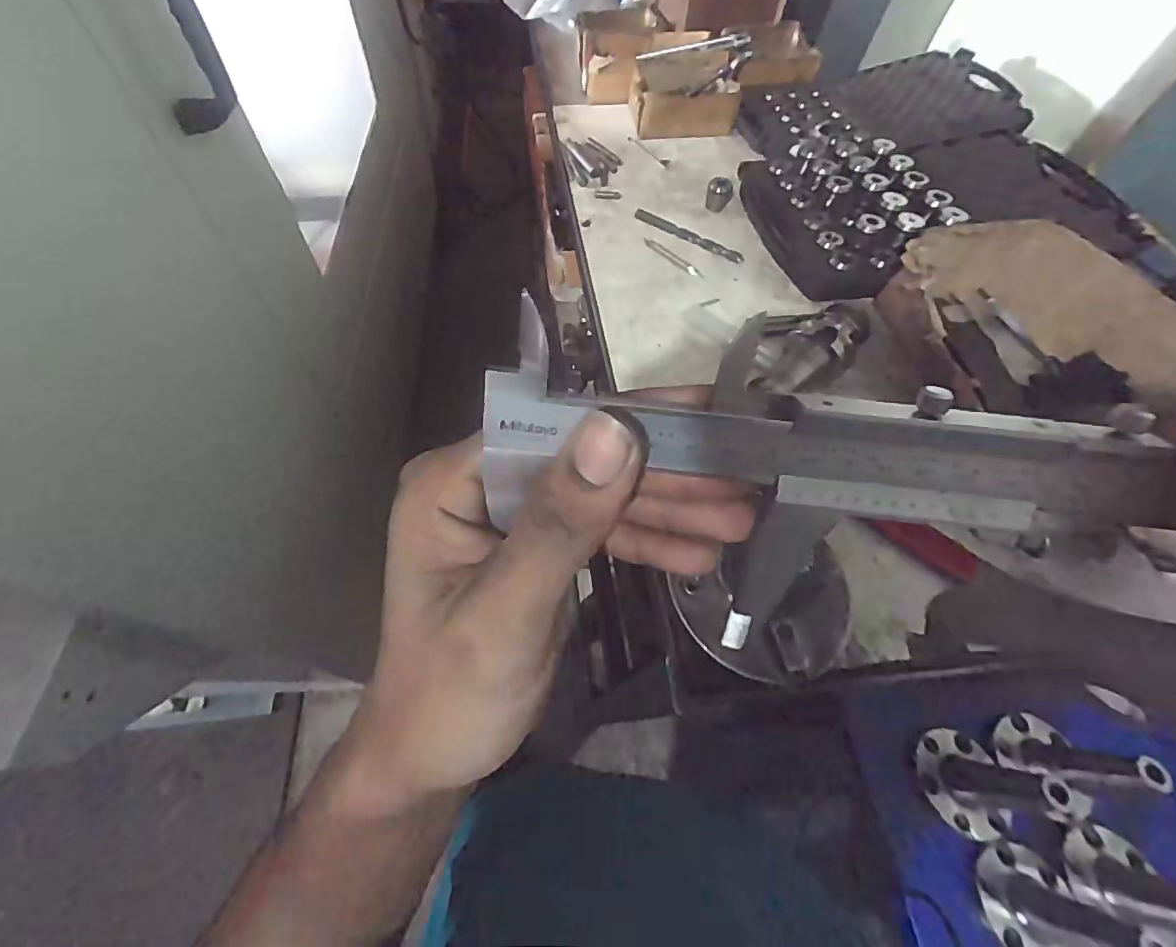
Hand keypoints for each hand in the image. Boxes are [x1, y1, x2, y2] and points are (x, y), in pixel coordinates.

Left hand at [341, 406, 754, 809]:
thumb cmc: (451, 694)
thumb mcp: (507, 610)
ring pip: (604, 495)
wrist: (433, 760)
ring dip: (671, 508)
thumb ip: (560, 522)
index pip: (549, 428)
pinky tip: (701, 554)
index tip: (704, 416)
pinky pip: (603, 531)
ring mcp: (516, 516)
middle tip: (742, 475)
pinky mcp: (543, 547)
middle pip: (586, 461)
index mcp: (452, 483)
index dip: (628, 418)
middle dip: (665, 474)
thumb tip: (615, 429)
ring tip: (740, 517)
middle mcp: (482, 486)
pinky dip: (651, 541)